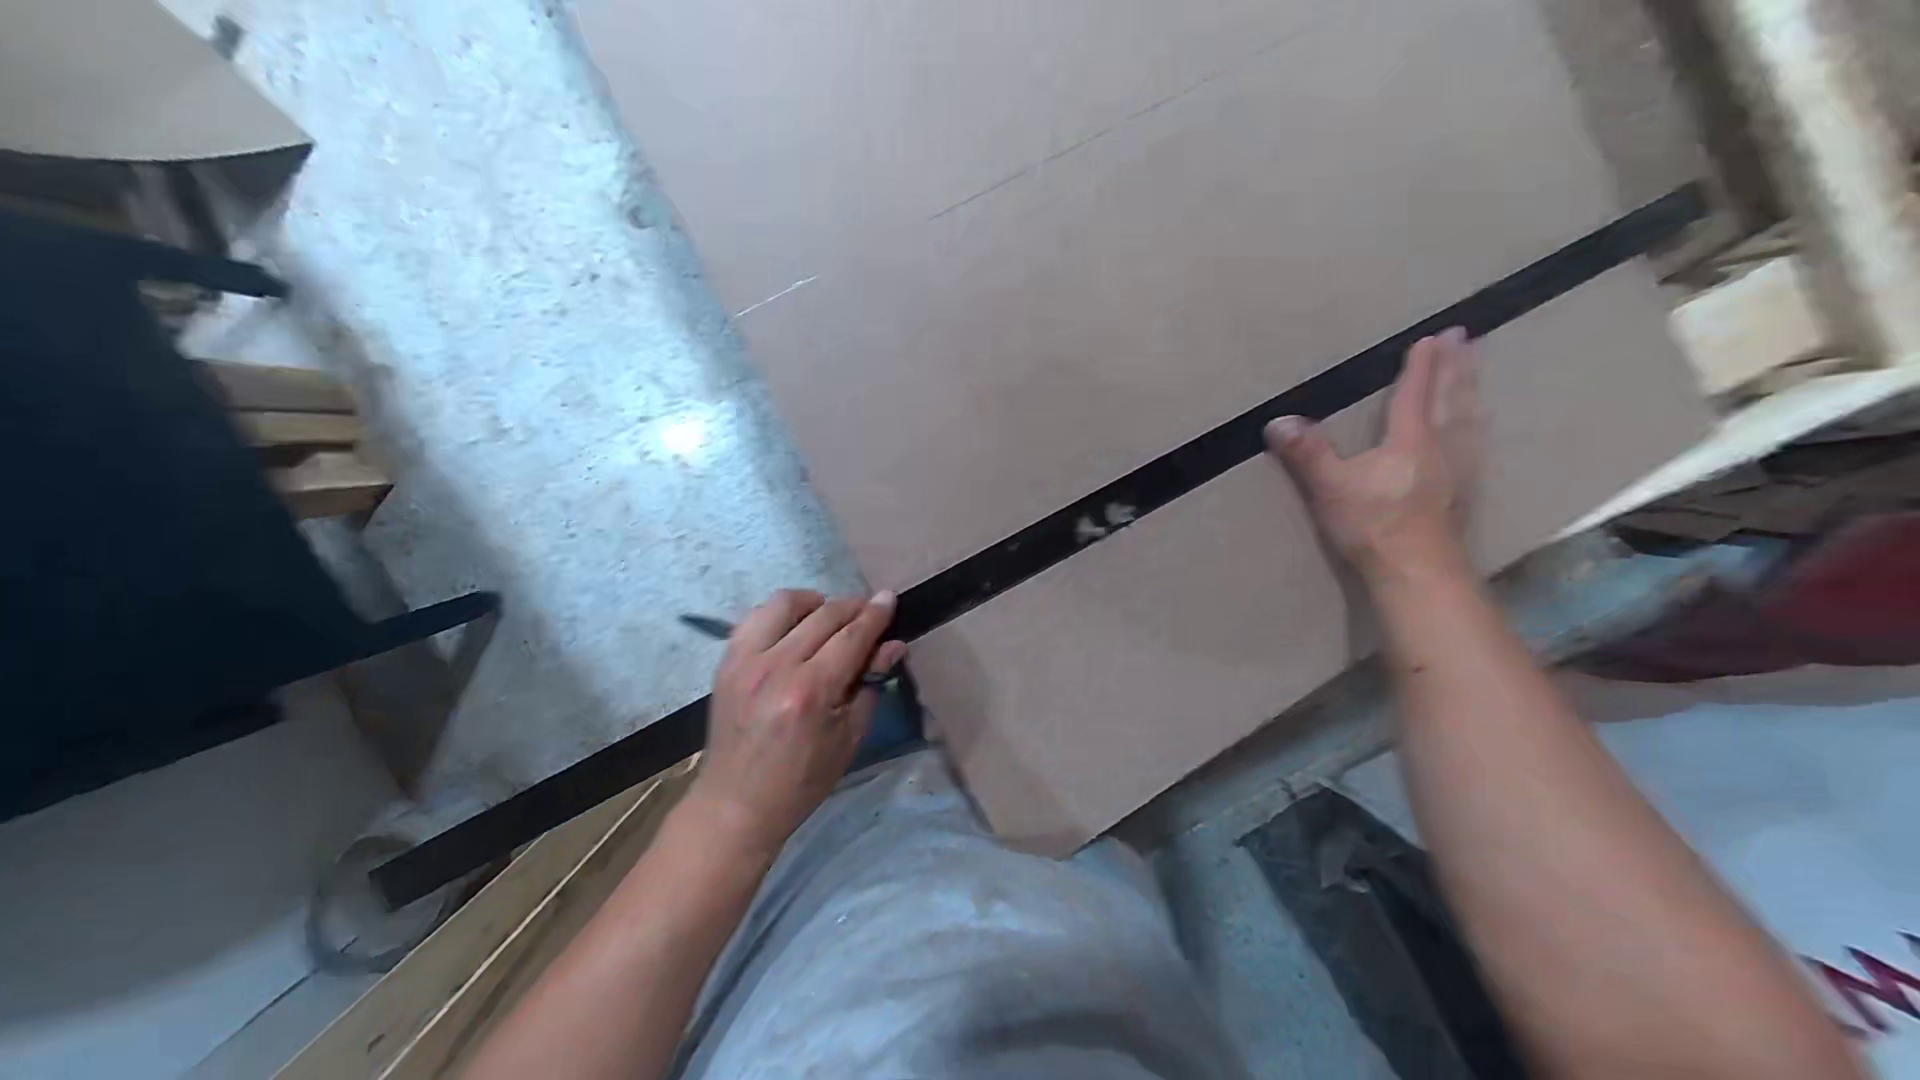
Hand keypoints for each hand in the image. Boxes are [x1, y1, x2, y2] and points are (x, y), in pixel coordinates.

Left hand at [690, 589, 907, 856]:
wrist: (737, 803)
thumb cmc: (803, 779)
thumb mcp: (850, 737)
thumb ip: (871, 684)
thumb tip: (893, 644)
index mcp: (811, 692)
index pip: (852, 636)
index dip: (875, 614)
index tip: (889, 597)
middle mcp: (776, 667)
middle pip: (824, 614)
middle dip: (853, 606)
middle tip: (869, 610)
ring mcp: (745, 661)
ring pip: (784, 603)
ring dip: (815, 602)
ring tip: (829, 616)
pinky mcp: (727, 661)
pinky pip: (755, 617)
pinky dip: (780, 613)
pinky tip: (794, 626)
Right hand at [1264, 328, 1481, 576]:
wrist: (1417, 572)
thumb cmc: (1373, 526)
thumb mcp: (1330, 487)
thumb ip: (1307, 453)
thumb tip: (1277, 422)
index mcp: (1410, 441)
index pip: (1415, 394)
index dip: (1422, 366)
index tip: (1431, 337)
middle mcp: (1441, 447)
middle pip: (1451, 399)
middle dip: (1456, 366)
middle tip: (1466, 337)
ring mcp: (1458, 470)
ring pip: (1467, 419)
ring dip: (1470, 391)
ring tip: (1475, 371)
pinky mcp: (1463, 493)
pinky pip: (1474, 444)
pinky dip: (1475, 426)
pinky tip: (1476, 429)